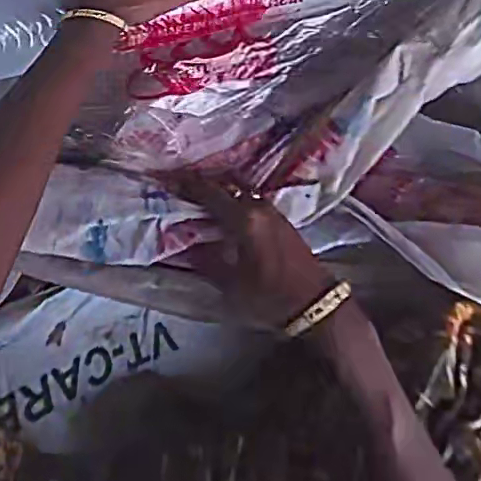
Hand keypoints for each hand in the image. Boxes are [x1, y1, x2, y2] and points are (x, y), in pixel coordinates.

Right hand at [183, 175, 336, 329]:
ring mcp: (270, 209)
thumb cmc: (270, 296)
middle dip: (199, 186)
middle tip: (177, 188)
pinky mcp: (278, 218)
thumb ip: (204, 260)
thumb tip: (180, 244)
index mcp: (244, 218)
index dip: (185, 185)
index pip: (208, 193)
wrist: (314, 302)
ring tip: (195, 199)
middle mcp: (257, 206)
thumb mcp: (231, 284)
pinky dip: (231, 201)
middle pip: (223, 187)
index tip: (167, 179)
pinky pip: (248, 200)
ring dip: (216, 192)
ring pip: (237, 192)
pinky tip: (220, 212)